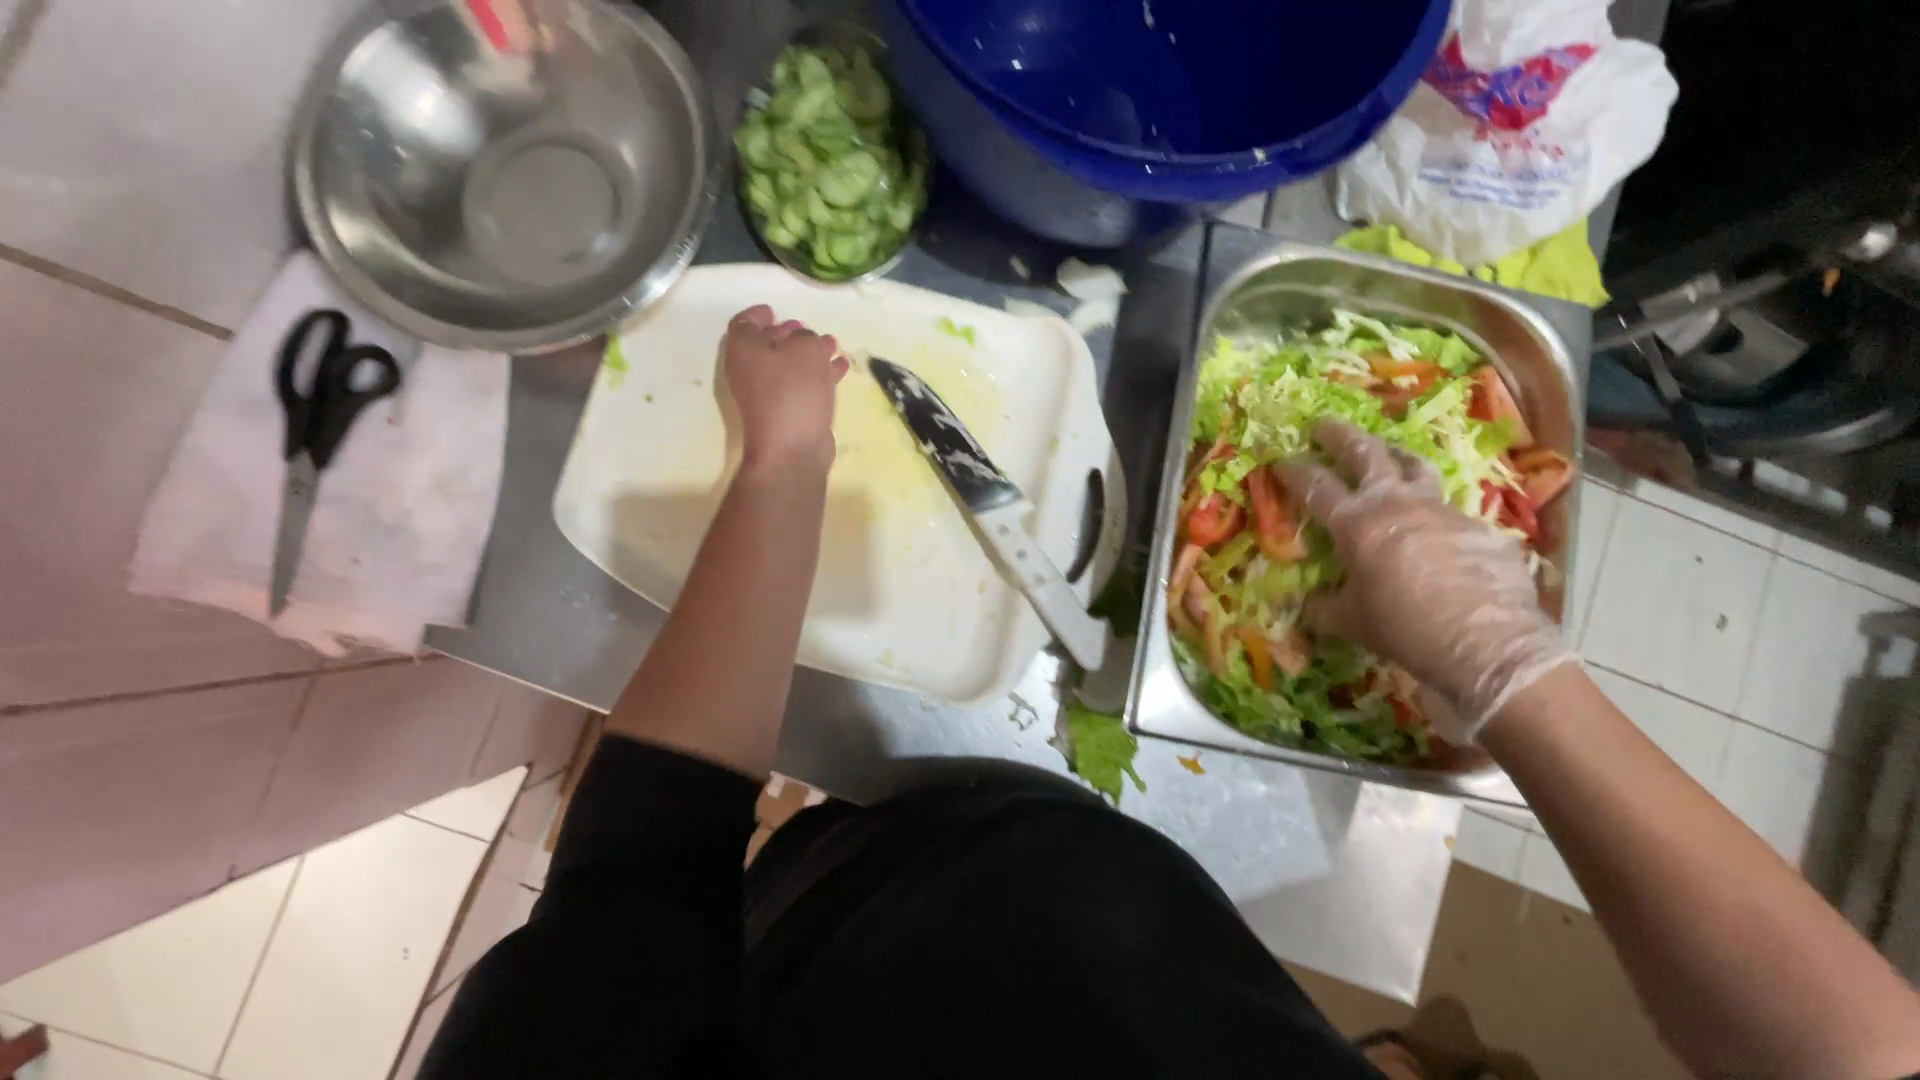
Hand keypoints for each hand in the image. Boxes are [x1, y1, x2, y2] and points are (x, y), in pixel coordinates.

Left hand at [722, 304, 849, 469]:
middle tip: (806, 328)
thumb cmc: (793, 390)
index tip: (773, 310)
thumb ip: (805, 337)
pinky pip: (801, 385)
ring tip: (833, 345)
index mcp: (744, 349)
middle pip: (766, 345)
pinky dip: (818, 374)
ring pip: (787, 366)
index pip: (744, 323)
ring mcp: (766, 395)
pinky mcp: (785, 413)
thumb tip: (803, 342)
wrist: (793, 448)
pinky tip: (839, 368)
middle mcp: (749, 371)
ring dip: (809, 354)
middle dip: (788, 334)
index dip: (758, 314)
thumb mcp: (805, 348)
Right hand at [1274, 421, 1571, 742]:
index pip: (1316, 486)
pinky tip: (1433, 530)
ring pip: (1415, 466)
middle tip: (1324, 425)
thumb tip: (1309, 603)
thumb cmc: (1405, 629)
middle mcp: (1398, 504)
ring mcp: (1443, 510)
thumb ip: (1325, 605)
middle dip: (1340, 435)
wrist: (1487, 643)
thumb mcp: (1351, 621)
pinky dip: (1432, 512)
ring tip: (1385, 450)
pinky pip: (1450, 510)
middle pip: (1366, 453)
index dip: (1294, 470)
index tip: (1280, 459)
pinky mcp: (1479, 527)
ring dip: (1394, 454)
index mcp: (1357, 524)